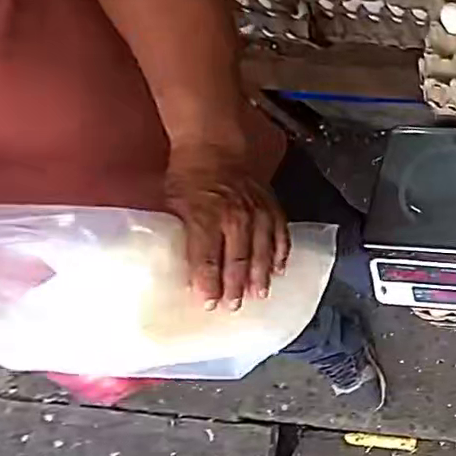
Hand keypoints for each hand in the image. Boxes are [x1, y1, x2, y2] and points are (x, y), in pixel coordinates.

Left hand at [164, 148, 289, 309]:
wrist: (218, 148)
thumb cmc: (189, 174)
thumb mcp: (173, 201)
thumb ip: (183, 230)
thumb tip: (184, 259)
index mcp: (206, 216)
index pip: (206, 258)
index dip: (207, 283)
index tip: (206, 303)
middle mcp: (236, 219)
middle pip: (238, 260)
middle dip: (235, 286)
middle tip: (233, 307)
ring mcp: (259, 215)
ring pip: (262, 253)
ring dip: (260, 277)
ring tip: (259, 295)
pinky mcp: (274, 211)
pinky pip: (281, 237)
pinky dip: (281, 255)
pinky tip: (279, 270)